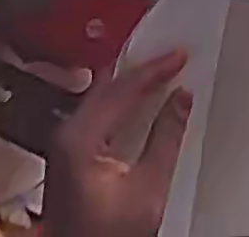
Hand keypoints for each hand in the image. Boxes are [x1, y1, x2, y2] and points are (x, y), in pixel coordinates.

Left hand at [43, 50, 191, 236]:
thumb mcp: (147, 192)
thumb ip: (166, 138)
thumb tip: (182, 97)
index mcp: (80, 138)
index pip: (122, 88)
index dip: (154, 69)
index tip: (178, 55)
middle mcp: (68, 133)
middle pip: (109, 85)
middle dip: (143, 70)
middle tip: (172, 58)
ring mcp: (66, 142)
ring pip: (103, 94)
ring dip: (132, 82)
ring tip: (162, 71)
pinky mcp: (71, 151)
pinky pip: (99, 109)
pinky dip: (123, 98)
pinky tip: (141, 97)